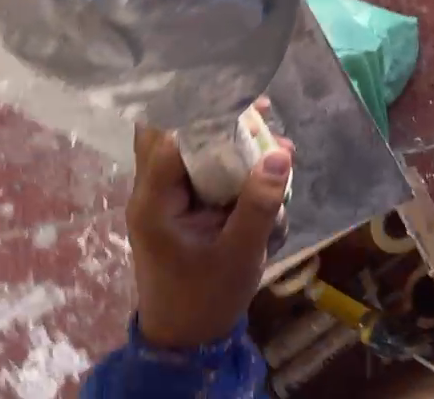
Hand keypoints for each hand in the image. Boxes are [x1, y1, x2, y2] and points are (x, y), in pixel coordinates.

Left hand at [127, 101, 293, 349]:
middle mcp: (154, 191)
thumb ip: (259, 204)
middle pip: (170, 132)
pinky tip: (262, 159)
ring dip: (224, 133)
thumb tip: (280, 154)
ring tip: (267, 126)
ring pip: (186, 145)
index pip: (169, 139)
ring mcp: (166, 197)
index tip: (243, 95)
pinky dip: (229, 155)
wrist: (187, 338)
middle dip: (212, 113)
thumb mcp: (239, 253)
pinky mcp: (183, 204)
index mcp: (154, 202)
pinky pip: (201, 165)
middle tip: (257, 103)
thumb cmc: (207, 296)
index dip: (204, 113)